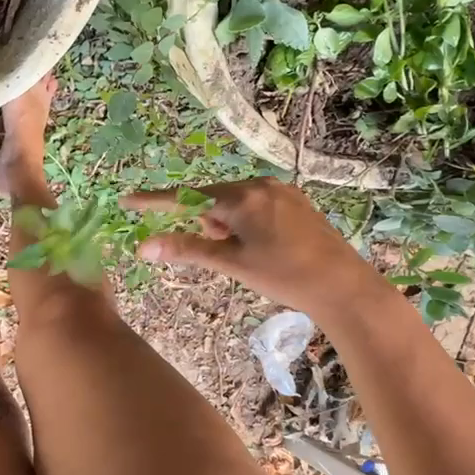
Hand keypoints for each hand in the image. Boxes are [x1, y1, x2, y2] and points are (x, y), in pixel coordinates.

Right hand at [122, 177, 392, 319]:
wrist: (347, 289)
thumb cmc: (285, 276)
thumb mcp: (231, 263)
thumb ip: (186, 249)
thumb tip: (144, 246)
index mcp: (242, 198)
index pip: (186, 198)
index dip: (154, 201)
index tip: (127, 200)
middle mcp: (261, 186)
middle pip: (211, 200)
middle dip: (204, 223)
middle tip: (220, 252)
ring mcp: (282, 192)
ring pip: (233, 204)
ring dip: (225, 224)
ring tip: (243, 253)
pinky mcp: (296, 203)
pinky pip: (254, 205)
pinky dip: (244, 222)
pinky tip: (259, 245)